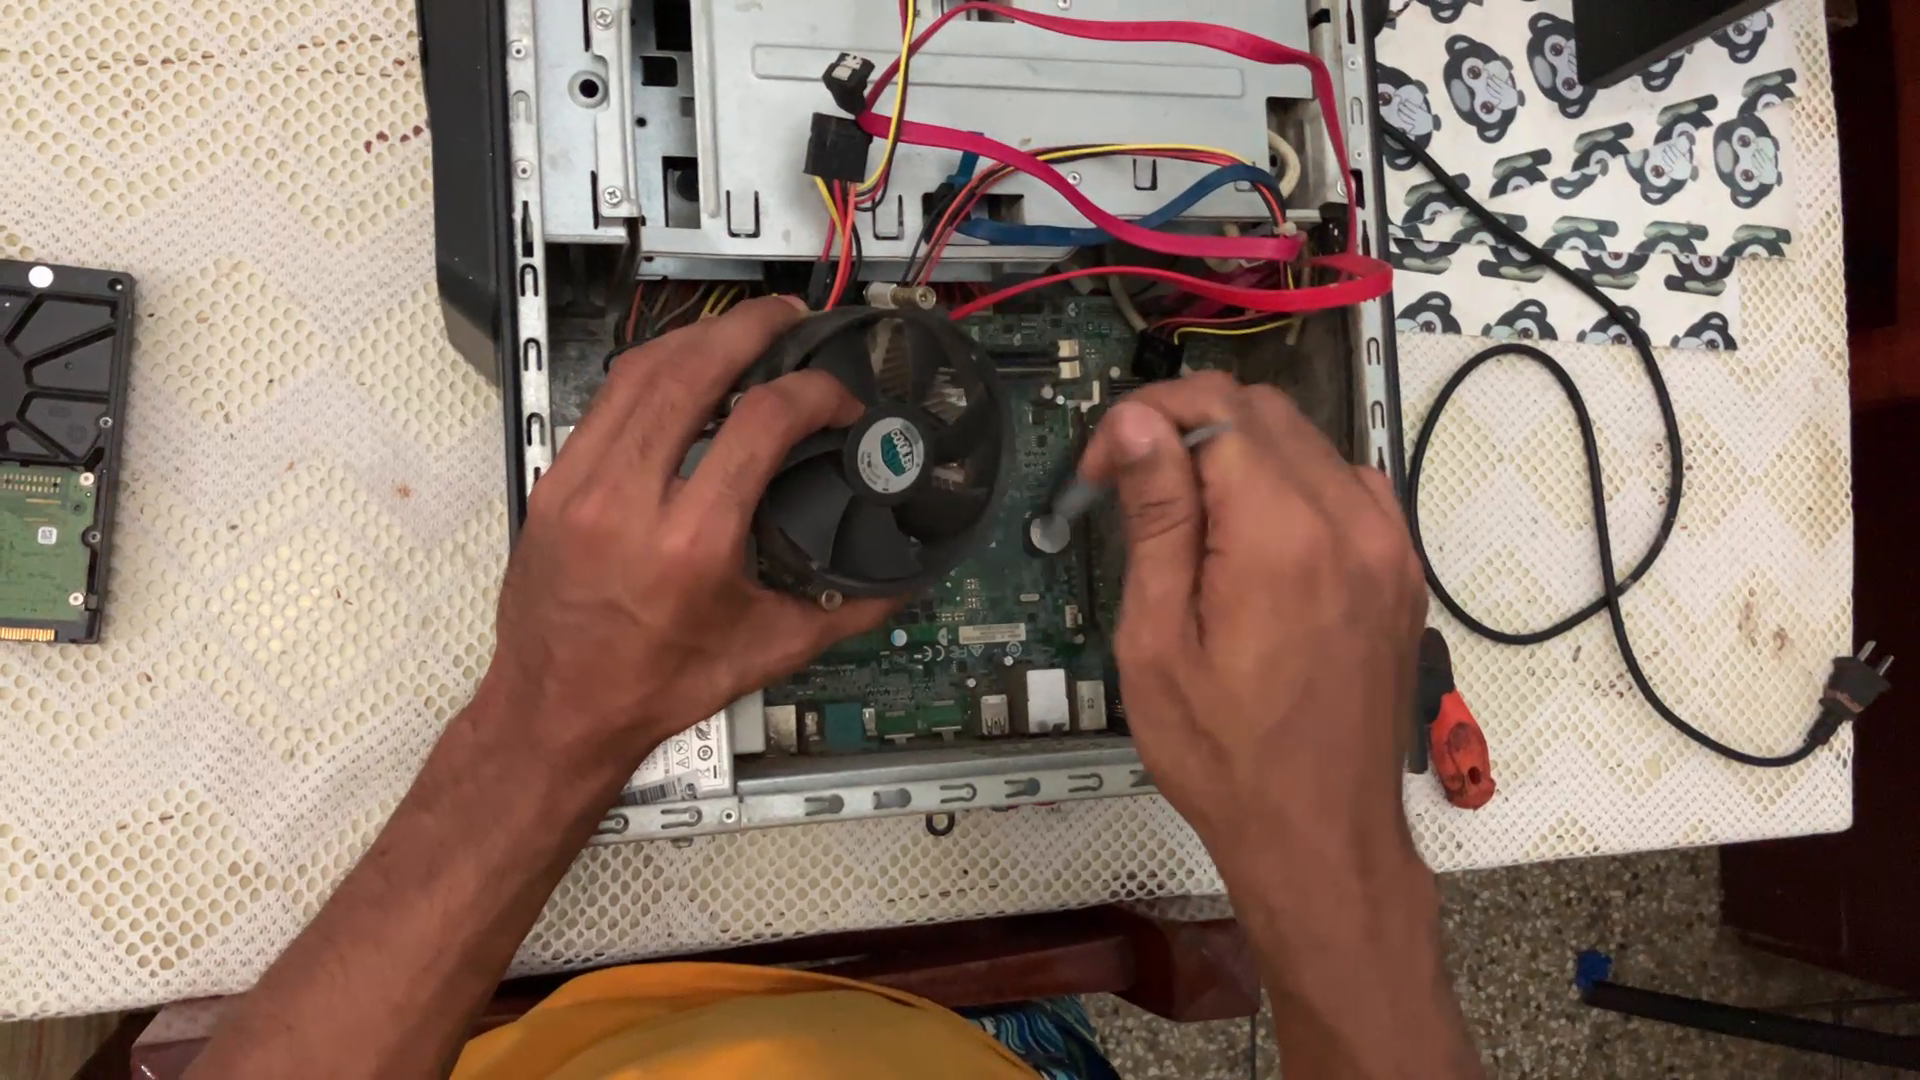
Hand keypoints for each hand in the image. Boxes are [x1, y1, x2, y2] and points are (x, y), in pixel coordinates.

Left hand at [484, 296, 894, 767]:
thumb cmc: (662, 686)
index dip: (813, 394)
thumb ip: (848, 611)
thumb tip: (903, 583)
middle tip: (792, 316)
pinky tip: (685, 372)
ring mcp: (580, 483)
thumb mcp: (770, 650)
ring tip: (743, 331)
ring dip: (700, 337)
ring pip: (641, 371)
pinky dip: (654, 369)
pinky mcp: (554, 482)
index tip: (839, 402)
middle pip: (693, 371)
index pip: (760, 423)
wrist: (556, 711)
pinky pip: (606, 399)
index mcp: (693, 542)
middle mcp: (629, 499)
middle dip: (751, 328)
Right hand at [1078, 372, 1427, 889]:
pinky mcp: (1398, 568)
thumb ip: (1157, 518)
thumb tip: (1137, 423)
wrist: (1319, 835)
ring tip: (1184, 514)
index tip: (1103, 470)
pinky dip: (1283, 480)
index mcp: (1281, 537)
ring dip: (1230, 450)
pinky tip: (1250, 534)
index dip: (1145, 421)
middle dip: (1182, 425)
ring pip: (1302, 439)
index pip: (1213, 411)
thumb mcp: (1157, 638)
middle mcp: (1350, 521)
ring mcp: (1387, 543)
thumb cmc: (1219, 752)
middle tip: (1133, 486)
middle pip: (1259, 411)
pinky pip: (1341, 481)